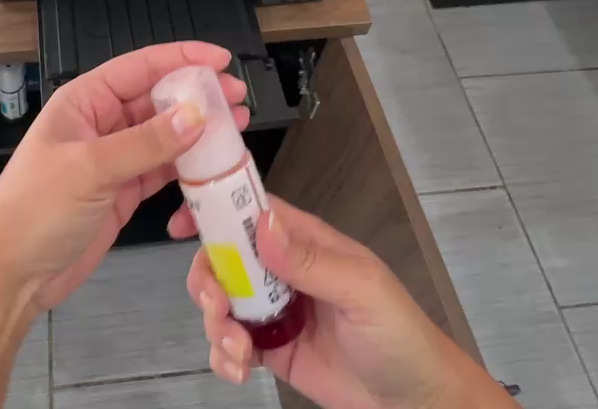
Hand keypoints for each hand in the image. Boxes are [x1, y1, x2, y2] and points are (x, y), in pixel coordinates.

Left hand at [0, 41, 249, 310]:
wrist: (10, 275)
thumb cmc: (35, 209)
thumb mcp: (90, 169)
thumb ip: (145, 143)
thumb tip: (196, 116)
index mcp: (84, 100)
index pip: (139, 67)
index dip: (181, 58)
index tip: (220, 59)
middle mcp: (101, 122)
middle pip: (157, 98)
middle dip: (197, 95)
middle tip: (237, 96)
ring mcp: (114, 158)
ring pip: (165, 134)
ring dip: (199, 131)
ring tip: (236, 125)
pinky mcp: (124, 190)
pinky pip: (163, 169)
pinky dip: (189, 166)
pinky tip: (214, 163)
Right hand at [176, 197, 511, 408]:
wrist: (416, 405)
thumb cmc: (399, 334)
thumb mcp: (360, 289)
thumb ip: (310, 260)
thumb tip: (263, 225)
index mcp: (304, 242)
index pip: (252, 211)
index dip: (214, 209)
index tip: (181, 222)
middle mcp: (283, 270)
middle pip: (224, 258)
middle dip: (208, 279)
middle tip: (215, 306)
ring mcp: (274, 310)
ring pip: (221, 301)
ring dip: (215, 323)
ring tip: (236, 350)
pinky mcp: (271, 350)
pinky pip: (230, 343)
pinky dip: (223, 355)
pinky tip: (238, 368)